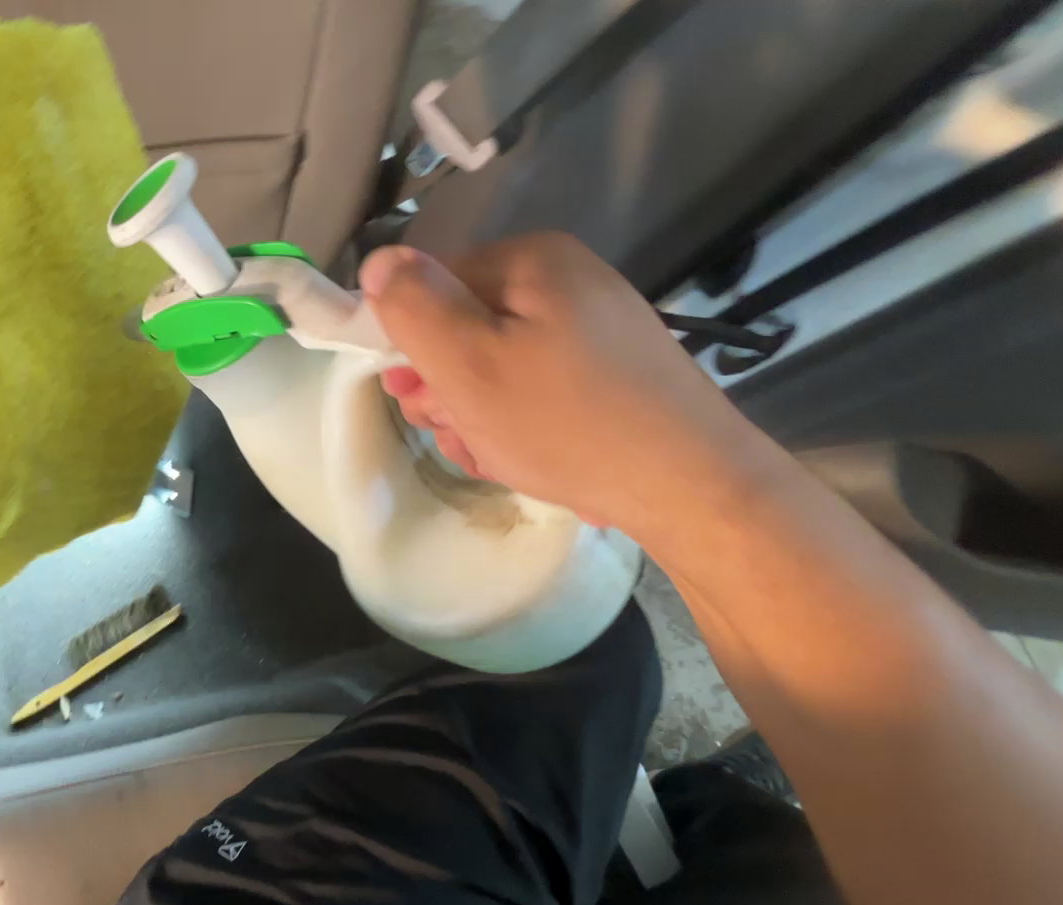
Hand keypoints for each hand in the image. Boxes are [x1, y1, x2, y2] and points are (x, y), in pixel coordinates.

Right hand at [360, 235, 776, 539]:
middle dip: (444, 388)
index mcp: (530, 263)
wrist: (685, 485)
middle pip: (462, 329)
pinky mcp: (605, 373)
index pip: (432, 286)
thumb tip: (377, 261)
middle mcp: (563, 283)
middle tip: (454, 431)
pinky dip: (513, 424)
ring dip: (473, 415)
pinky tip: (519, 456)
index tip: (410, 395)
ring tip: (490, 454)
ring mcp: (589, 329)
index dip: (408, 342)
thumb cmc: (564, 421)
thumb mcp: (469, 363)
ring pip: (493, 367)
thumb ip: (415, 308)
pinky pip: (531, 389)